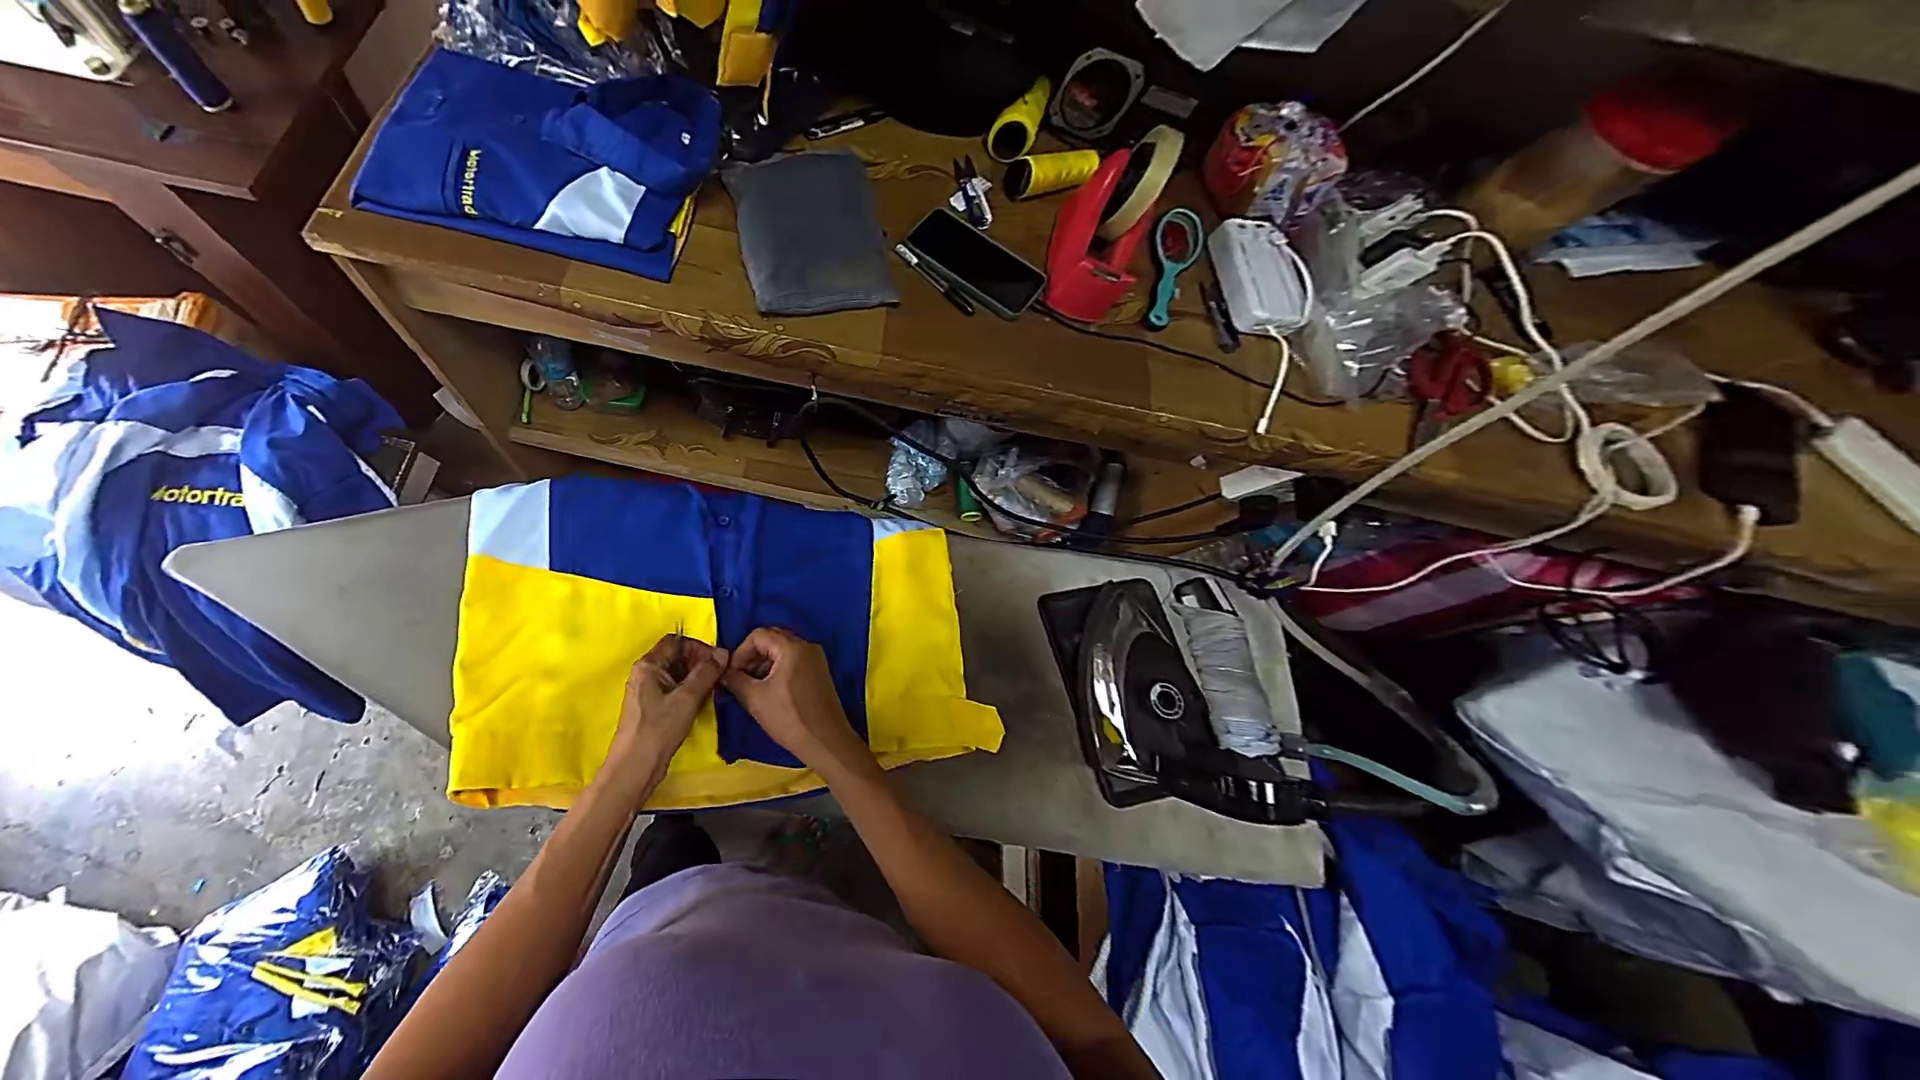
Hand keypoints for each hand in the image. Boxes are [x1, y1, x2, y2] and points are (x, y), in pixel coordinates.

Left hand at [599, 634, 727, 801]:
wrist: (636, 767)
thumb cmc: (658, 729)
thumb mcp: (687, 698)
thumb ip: (706, 673)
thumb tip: (722, 653)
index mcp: (647, 666)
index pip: (676, 641)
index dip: (698, 647)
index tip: (717, 661)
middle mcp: (645, 675)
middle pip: (678, 657)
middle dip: (701, 663)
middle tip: (719, 676)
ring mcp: (649, 692)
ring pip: (679, 674)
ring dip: (698, 679)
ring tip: (713, 690)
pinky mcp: (654, 708)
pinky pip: (676, 690)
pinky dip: (691, 692)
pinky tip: (702, 702)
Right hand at [723, 627, 873, 778]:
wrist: (825, 740)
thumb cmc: (789, 717)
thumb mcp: (755, 698)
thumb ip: (735, 680)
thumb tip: (724, 674)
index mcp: (792, 647)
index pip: (758, 635)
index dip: (740, 652)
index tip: (731, 674)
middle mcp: (807, 646)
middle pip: (772, 640)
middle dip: (751, 657)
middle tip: (739, 679)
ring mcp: (816, 659)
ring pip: (782, 651)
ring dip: (763, 664)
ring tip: (751, 688)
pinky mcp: (819, 672)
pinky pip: (794, 661)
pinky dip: (778, 670)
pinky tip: (769, 691)